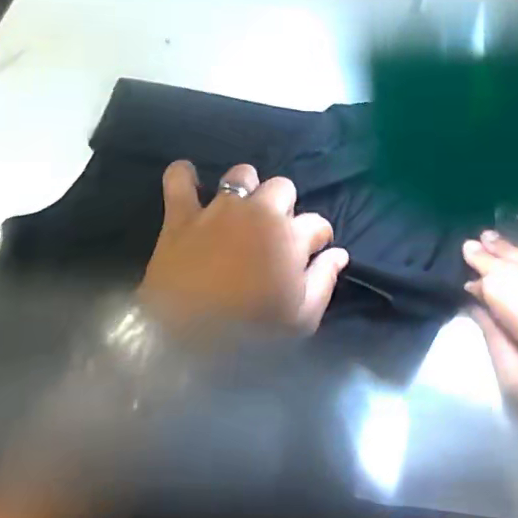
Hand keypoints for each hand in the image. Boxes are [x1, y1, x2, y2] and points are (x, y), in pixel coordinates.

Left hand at [138, 161, 348, 334]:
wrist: (184, 342)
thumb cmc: (251, 331)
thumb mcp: (302, 317)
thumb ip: (324, 280)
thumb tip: (339, 254)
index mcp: (292, 236)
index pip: (319, 224)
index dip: (319, 239)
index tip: (313, 254)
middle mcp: (260, 212)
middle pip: (283, 188)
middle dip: (284, 207)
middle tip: (274, 233)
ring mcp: (219, 210)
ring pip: (242, 175)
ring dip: (246, 188)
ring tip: (241, 208)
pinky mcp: (181, 217)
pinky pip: (178, 182)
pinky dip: (182, 175)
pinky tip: (187, 176)